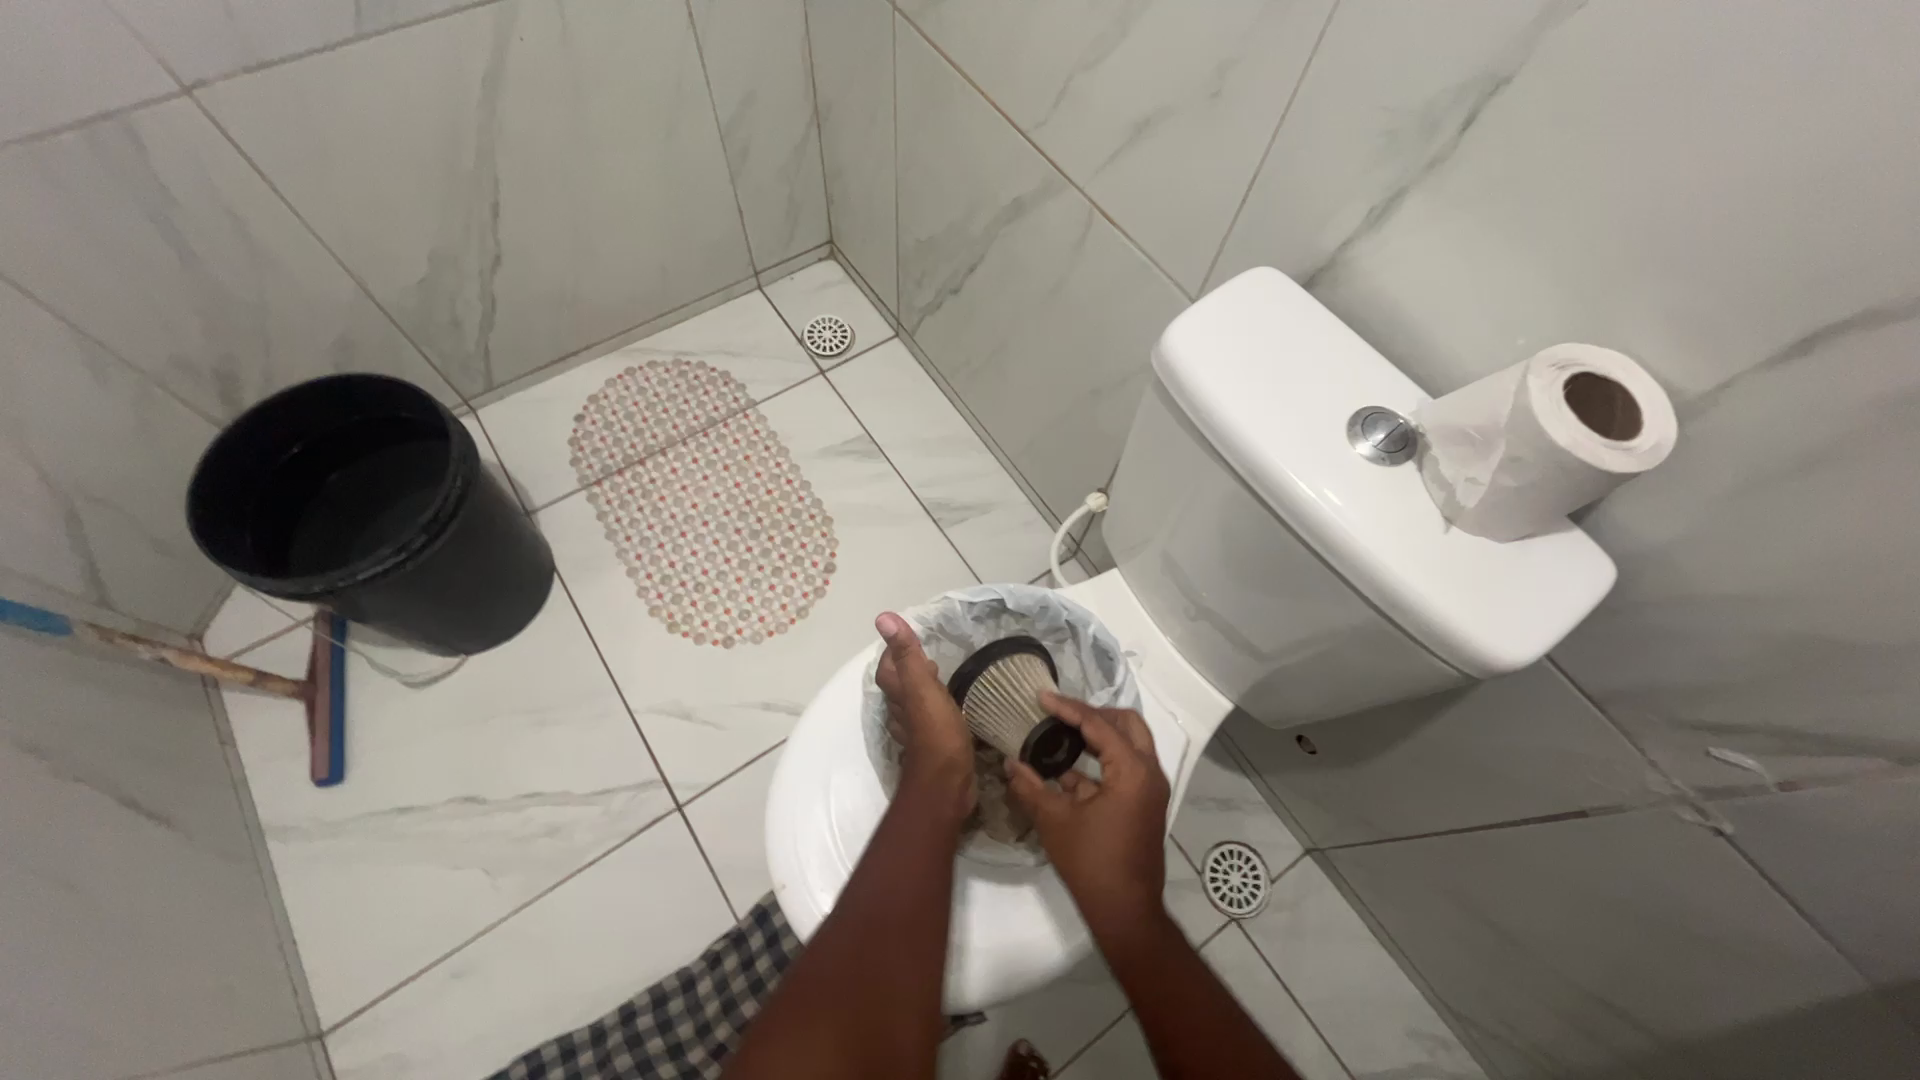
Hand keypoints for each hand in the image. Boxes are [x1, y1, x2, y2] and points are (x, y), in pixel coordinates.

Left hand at [874, 612, 975, 817]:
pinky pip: (927, 721)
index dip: (895, 651)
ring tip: (937, 678)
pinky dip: (933, 710)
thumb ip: (907, 653)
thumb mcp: (922, 685)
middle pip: (898, 685)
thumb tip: (883, 618)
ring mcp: (915, 730)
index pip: (888, 666)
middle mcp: (901, 711)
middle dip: (908, 669)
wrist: (946, 781)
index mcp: (899, 693)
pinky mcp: (932, 745)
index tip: (908, 637)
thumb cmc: (936, 730)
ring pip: (910, 704)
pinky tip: (947, 711)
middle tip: (927, 657)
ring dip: (920, 690)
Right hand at [1008, 693, 1169, 936]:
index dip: (1068, 708)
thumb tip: (1009, 763)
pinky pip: (1125, 768)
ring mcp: (1150, 790)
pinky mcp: (1144, 804)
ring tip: (1060, 733)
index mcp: (1132, 770)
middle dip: (1093, 714)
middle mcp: (1149, 773)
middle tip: (1060, 713)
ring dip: (1098, 736)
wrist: (1125, 911)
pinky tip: (1066, 770)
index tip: (1042, 697)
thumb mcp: (1054, 821)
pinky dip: (1100, 762)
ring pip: (1129, 745)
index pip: (1099, 725)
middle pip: (1127, 724)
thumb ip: (1030, 786)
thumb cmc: (1091, 863)